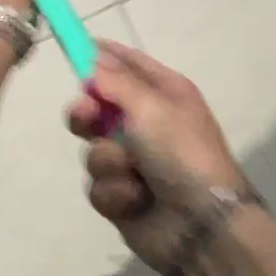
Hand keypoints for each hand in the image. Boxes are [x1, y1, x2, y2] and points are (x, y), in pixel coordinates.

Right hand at [66, 40, 250, 269]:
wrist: (201, 227)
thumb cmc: (181, 153)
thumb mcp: (150, 106)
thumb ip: (116, 81)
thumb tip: (94, 56)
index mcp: (164, 93)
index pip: (129, 63)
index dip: (103, 55)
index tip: (75, 48)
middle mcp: (148, 122)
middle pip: (99, 106)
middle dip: (88, 112)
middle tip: (86, 115)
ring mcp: (133, 160)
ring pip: (94, 148)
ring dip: (109, 161)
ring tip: (131, 172)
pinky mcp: (122, 196)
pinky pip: (98, 184)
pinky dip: (115, 192)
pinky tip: (135, 200)